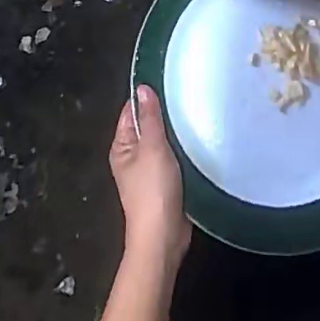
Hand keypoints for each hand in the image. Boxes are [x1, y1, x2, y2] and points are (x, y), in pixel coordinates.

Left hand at [109, 85, 190, 264]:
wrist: (164, 237)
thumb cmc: (153, 190)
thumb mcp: (151, 147)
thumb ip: (149, 117)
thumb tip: (142, 88)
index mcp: (121, 146)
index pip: (131, 110)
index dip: (147, 97)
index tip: (170, 83)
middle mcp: (132, 155)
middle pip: (148, 124)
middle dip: (165, 114)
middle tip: (187, 98)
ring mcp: (149, 169)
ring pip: (164, 140)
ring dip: (177, 132)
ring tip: (196, 115)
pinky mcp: (166, 181)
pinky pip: (174, 156)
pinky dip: (183, 149)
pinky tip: (198, 141)